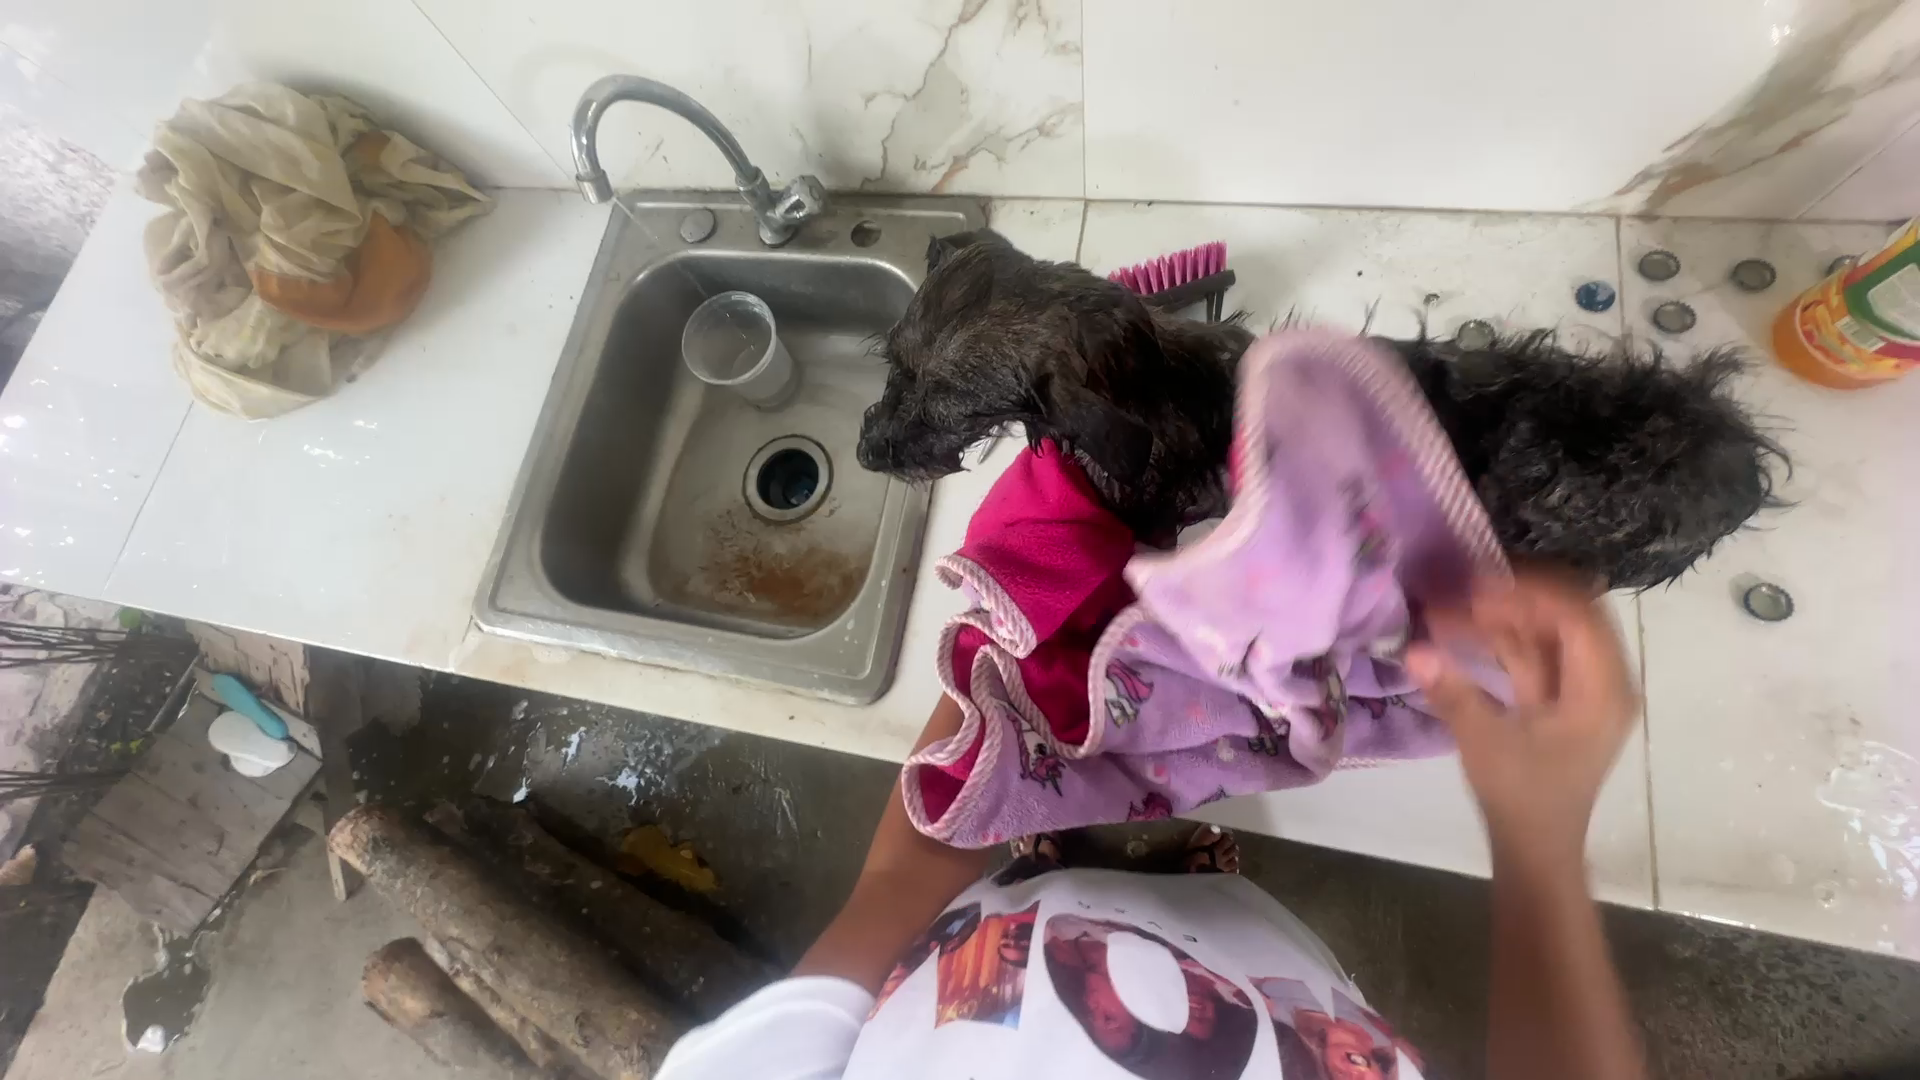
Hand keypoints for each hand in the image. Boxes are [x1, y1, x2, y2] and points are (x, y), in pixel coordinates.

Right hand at [1405, 572, 1639, 868]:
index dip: (1531, 593)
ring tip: (1445, 607)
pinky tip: (1454, 631)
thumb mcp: (1484, 742)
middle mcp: (1599, 682)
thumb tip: (1414, 650)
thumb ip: (1452, 693)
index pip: (1579, 617)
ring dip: (1498, 616)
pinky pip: (1529, 653)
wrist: (1535, 844)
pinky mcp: (1553, 698)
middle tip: (1458, 592)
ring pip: (1543, 632)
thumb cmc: (1522, 795)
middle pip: (1564, 616)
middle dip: (1512, 598)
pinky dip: (1495, 638)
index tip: (1477, 586)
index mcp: (1601, 691)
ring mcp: (1577, 689)